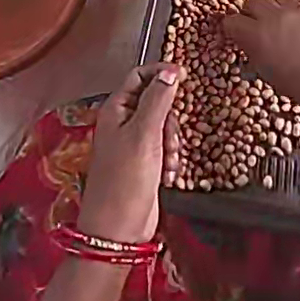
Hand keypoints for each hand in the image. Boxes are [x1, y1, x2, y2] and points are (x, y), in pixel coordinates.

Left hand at [77, 64, 181, 242]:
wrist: (118, 230)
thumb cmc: (126, 178)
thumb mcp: (145, 134)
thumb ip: (158, 99)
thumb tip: (169, 70)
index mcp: (116, 109)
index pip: (139, 76)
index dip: (160, 73)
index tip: (183, 76)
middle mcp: (123, 122)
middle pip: (156, 101)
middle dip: (170, 119)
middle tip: (169, 138)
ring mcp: (133, 143)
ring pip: (164, 125)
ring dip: (172, 142)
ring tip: (168, 161)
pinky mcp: (144, 162)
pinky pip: (165, 147)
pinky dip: (171, 158)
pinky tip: (168, 174)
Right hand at [220, 0, 299, 111]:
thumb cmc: (299, 84)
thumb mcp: (266, 72)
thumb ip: (253, 51)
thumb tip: (249, 43)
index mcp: (255, 35)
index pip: (231, 21)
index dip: (233, 28)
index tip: (236, 33)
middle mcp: (271, 16)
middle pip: (252, 1)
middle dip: (252, 12)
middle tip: (256, 26)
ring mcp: (294, 9)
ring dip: (274, 8)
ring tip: (279, 23)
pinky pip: (297, 2)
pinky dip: (293, 11)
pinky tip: (298, 25)